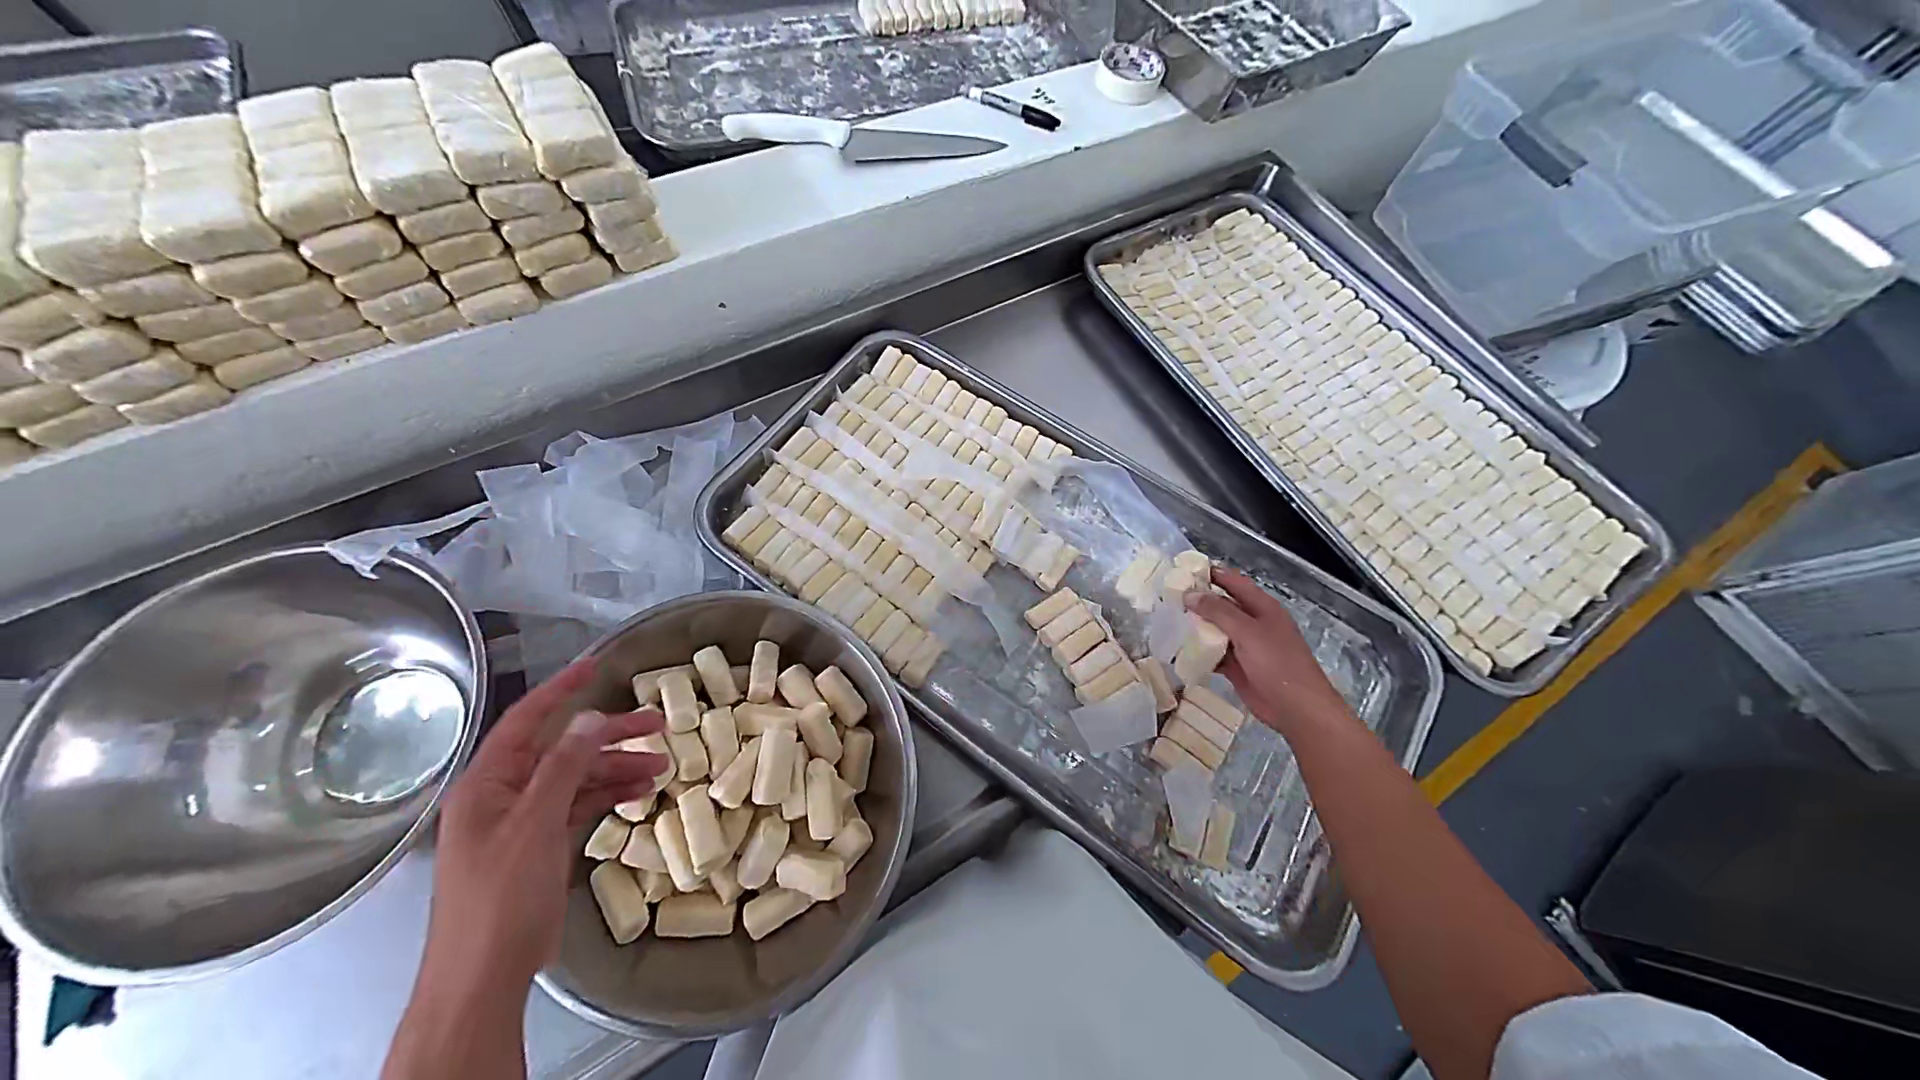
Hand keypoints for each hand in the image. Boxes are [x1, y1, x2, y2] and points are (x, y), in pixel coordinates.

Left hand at [384, 659, 666, 1079]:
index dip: (561, 690)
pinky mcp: (541, 843)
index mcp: (488, 783)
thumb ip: (562, 768)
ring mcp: (524, 820)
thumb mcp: (534, 826)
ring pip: (577, 777)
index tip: (595, 665)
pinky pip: (580, 804)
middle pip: (562, 749)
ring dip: (617, 768)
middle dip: (608, 735)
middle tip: (656, 724)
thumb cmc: (499, 900)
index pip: (526, 721)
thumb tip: (589, 719)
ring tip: (662, 763)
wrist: (483, 978)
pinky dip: (609, 794)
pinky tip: (641, 790)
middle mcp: (505, 795)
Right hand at [1185, 567, 1356, 740]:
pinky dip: (1201, 651)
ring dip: (1197, 627)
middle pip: (1223, 605)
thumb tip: (1190, 594)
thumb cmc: (1277, 663)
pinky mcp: (1238, 666)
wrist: (1296, 708)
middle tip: (1169, 597)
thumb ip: (1218, 611)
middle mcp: (1254, 623)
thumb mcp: (1247, 632)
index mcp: (1262, 607)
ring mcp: (1246, 645)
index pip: (1234, 582)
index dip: (1211, 574)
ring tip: (1169, 621)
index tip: (1184, 570)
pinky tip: (1181, 650)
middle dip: (1199, 601)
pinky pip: (1215, 653)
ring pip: (1216, 630)